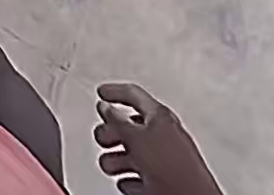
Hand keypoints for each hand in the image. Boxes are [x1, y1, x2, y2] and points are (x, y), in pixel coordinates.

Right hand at [94, 83, 223, 194]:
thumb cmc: (172, 169)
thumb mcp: (136, 138)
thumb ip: (117, 119)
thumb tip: (105, 106)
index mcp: (160, 116)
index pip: (133, 94)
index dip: (115, 92)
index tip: (102, 93)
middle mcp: (166, 134)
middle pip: (132, 125)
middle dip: (112, 131)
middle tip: (102, 136)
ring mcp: (169, 159)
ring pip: (135, 151)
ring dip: (118, 157)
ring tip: (110, 164)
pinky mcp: (170, 181)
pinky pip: (144, 173)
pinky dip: (132, 175)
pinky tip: (127, 181)